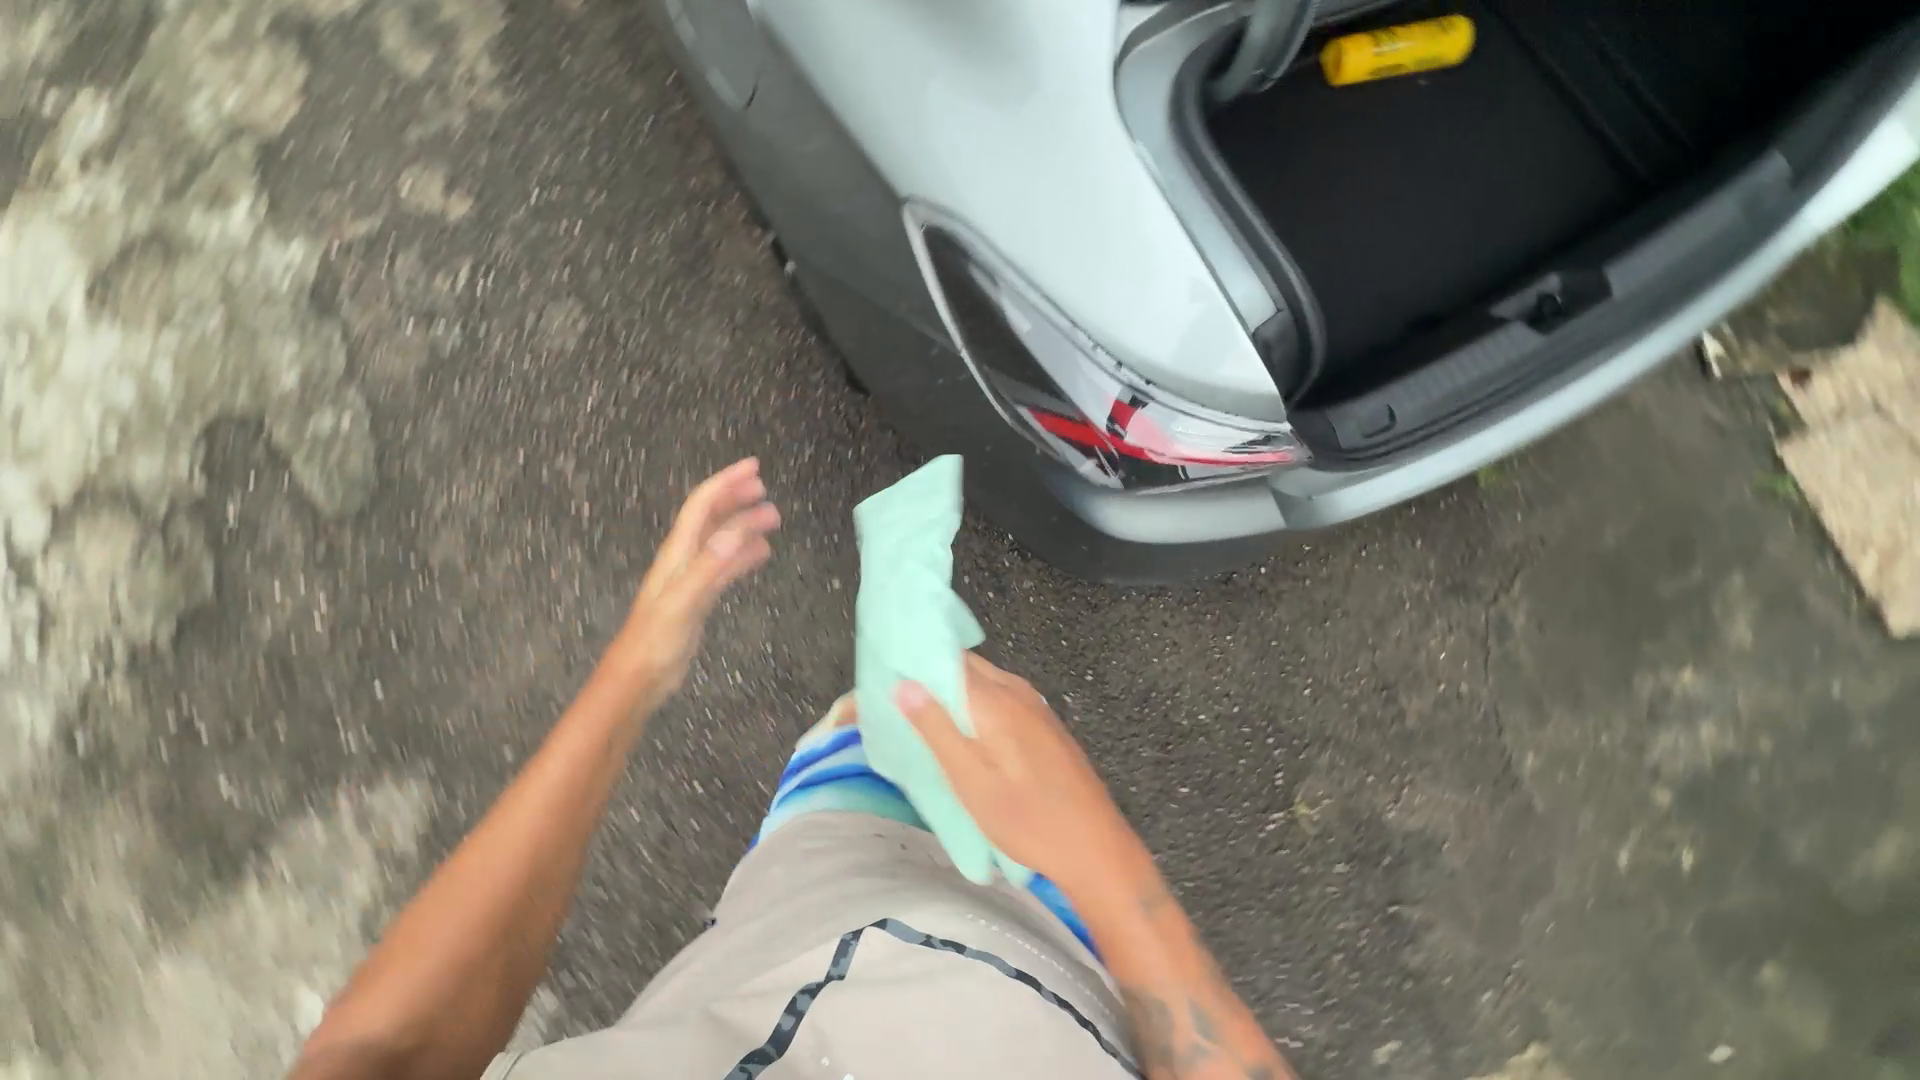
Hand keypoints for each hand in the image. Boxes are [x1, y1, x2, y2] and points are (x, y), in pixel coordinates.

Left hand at [609, 458, 779, 699]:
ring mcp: (692, 578)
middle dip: (736, 498)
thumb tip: (736, 533)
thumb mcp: (682, 601)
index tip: (754, 468)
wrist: (639, 677)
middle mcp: (684, 559)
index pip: (702, 506)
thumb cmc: (656, 639)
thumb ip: (708, 567)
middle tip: (765, 489)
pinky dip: (744, 555)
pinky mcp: (699, 598)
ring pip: (721, 541)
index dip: (726, 483)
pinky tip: (761, 554)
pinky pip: (726, 567)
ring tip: (773, 518)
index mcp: (678, 554)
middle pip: (711, 518)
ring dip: (745, 525)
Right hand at [895, 653, 1149, 894]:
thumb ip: (937, 729)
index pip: (945, 658)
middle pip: (963, 666)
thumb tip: (903, 684)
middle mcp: (1017, 691)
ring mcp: (1034, 706)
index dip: (911, 662)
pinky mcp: (1043, 724)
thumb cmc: (1027, 820)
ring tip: (918, 718)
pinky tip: (960, 734)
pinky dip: (973, 705)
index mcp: (996, 699)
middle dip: (927, 676)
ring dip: (950, 692)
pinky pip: (998, 698)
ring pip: (982, 682)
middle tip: (892, 702)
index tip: (880, 676)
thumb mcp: (971, 781)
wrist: (1095, 848)